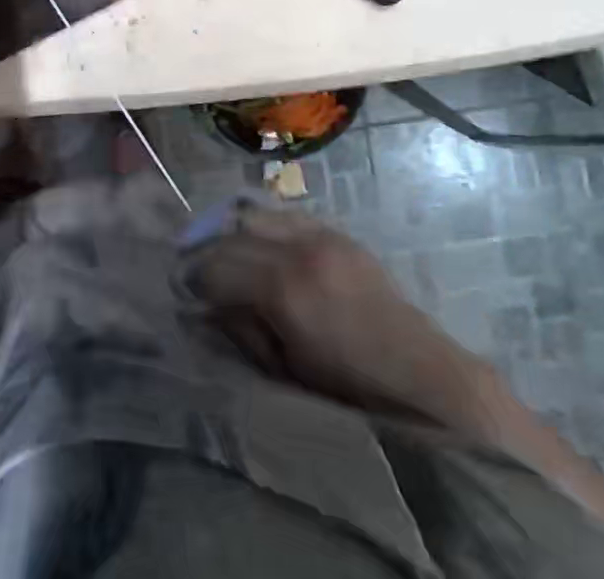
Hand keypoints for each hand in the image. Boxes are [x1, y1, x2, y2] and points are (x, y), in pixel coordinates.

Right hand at [178, 206, 495, 418]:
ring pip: (260, 212)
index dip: (192, 275)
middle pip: (234, 227)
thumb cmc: (348, 392)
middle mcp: (303, 248)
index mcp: (284, 287)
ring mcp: (326, 235)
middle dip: (208, 246)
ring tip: (224, 254)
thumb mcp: (281, 369)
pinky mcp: (342, 235)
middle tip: (195, 268)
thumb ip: (240, 326)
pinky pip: (288, 216)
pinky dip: (264, 227)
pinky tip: (260, 249)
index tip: (180, 288)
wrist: (423, 381)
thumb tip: (209, 301)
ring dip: (234, 230)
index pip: (216, 263)